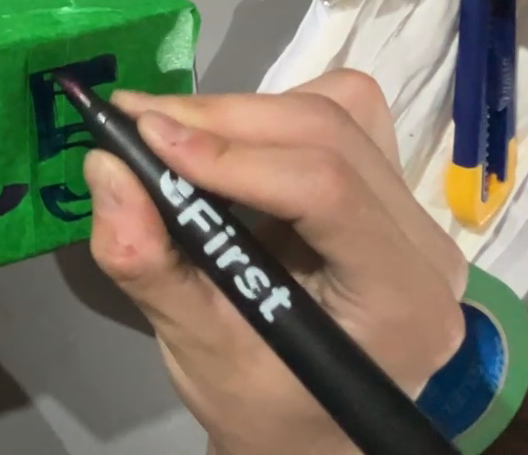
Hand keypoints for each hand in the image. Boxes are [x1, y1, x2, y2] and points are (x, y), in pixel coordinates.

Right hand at [86, 71, 467, 454]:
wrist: (303, 421)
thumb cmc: (258, 398)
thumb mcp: (194, 349)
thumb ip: (147, 263)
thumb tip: (105, 165)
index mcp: (398, 301)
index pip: (327, 190)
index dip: (230, 153)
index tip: (143, 135)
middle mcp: (422, 244)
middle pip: (327, 132)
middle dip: (217, 117)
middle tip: (133, 119)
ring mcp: (409, 208)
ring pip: (332, 108)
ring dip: (238, 110)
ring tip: (170, 132)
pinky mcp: (384, 182)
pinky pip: (340, 107)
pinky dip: (269, 109)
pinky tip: (227, 142)